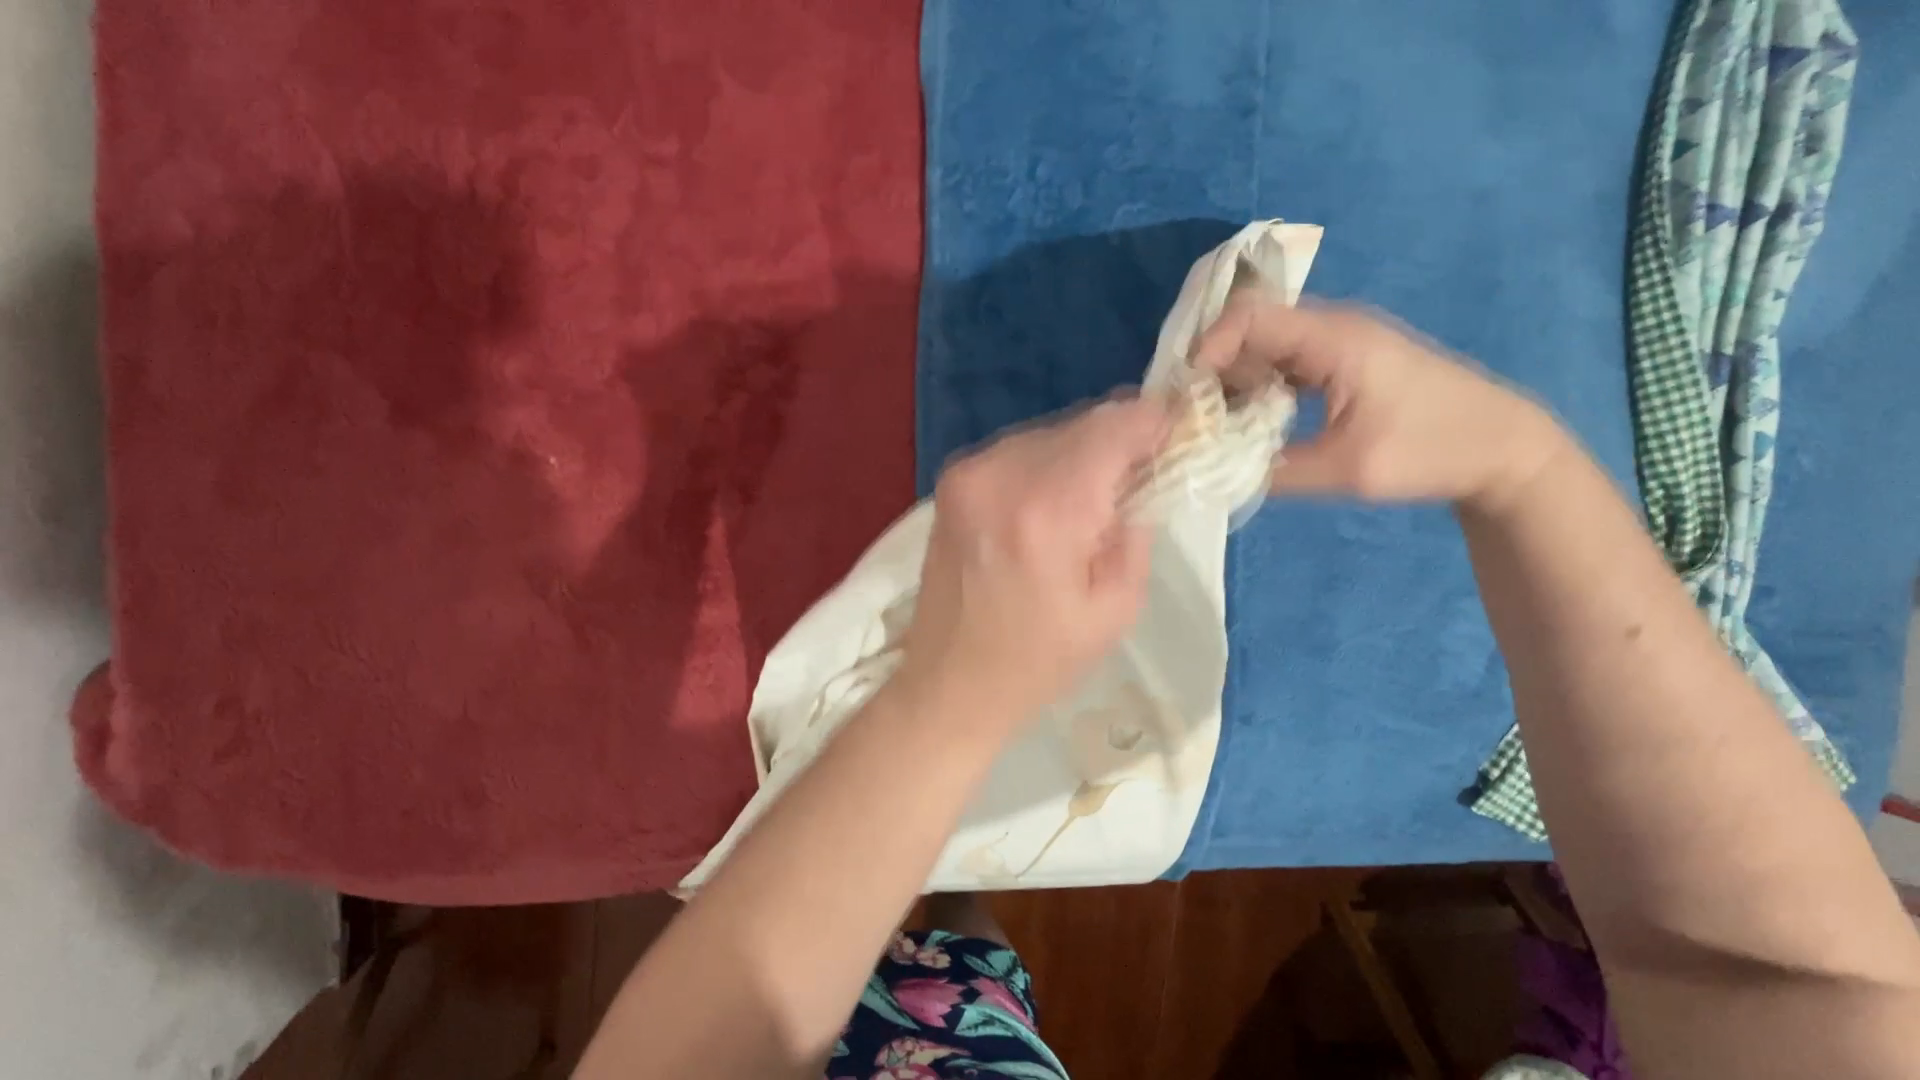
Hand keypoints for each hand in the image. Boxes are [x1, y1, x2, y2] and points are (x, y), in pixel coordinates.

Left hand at [900, 398, 1166, 726]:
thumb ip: (1136, 528)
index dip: (1155, 423)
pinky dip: (1047, 465)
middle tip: (1143, 478)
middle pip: (1082, 425)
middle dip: (1120, 442)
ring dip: (1082, 454)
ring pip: (1050, 433)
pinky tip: (1054, 506)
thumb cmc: (1039, 661)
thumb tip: (1144, 475)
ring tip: (1095, 502)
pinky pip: (1019, 451)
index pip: (1114, 427)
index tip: (1181, 437)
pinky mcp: (952, 481)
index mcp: (1047, 510)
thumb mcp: (1117, 606)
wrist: (949, 683)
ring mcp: (969, 473)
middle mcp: (1001, 475)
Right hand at [1193, 298, 1567, 508]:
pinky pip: (1285, 362)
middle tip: (1190, 416)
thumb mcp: (1348, 470)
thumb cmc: (1433, 451)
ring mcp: (1340, 342)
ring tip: (1213, 424)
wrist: (1505, 449)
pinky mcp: (1345, 361)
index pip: (1248, 317)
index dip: (1207, 348)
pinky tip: (1250, 423)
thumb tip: (1216, 472)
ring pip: (1265, 346)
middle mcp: (1333, 327)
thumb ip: (1275, 471)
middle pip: (1250, 328)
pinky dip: (1259, 387)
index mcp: (1335, 338)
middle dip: (1212, 369)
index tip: (1186, 397)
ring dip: (1234, 380)